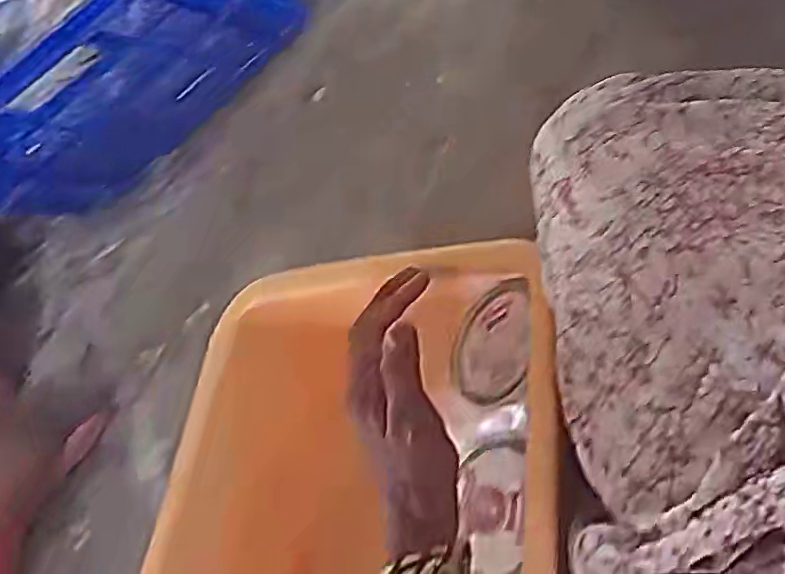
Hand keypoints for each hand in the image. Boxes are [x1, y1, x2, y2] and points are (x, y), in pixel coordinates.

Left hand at [348, 268, 459, 559]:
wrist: (420, 509)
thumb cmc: (420, 464)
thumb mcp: (414, 417)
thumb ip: (403, 373)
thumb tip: (398, 326)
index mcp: (365, 390)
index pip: (367, 333)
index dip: (392, 300)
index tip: (423, 277)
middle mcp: (361, 390)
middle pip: (364, 334)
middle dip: (387, 298)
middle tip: (418, 274)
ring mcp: (371, 398)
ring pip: (372, 343)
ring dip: (390, 311)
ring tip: (415, 290)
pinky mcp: (385, 403)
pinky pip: (383, 353)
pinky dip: (396, 329)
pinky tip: (413, 328)